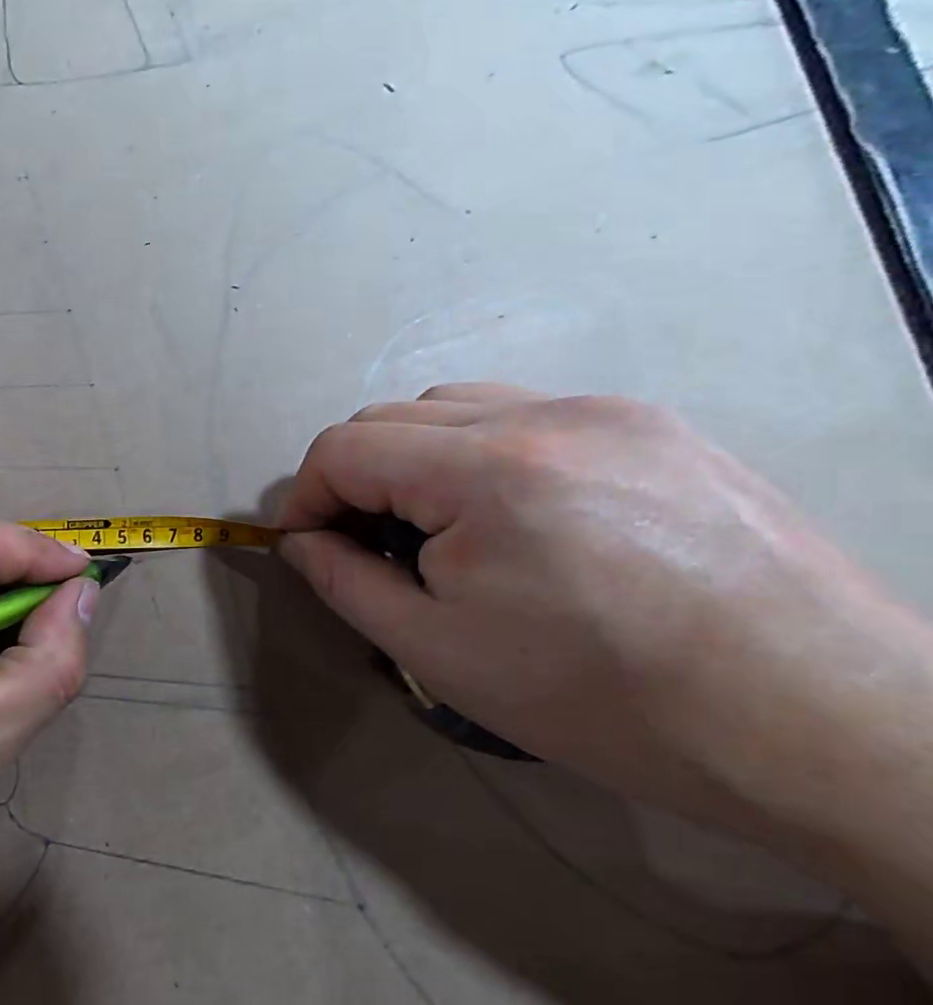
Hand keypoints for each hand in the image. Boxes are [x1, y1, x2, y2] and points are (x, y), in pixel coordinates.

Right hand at [274, 384, 932, 951]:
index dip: (305, 495)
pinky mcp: (656, 426)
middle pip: (391, 416)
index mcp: (487, 470)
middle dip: (353, 475)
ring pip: (455, 405)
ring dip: (413, 457)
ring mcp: (610, 412)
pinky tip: (509, 513)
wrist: (834, 727)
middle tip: (364, 542)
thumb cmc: (608, 698)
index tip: (304, 543)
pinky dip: (479, 451)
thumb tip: (300, 541)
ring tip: (435, 527)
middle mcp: (546, 415)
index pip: (344, 448)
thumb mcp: (439, 652)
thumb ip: (344, 582)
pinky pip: (524, 414)